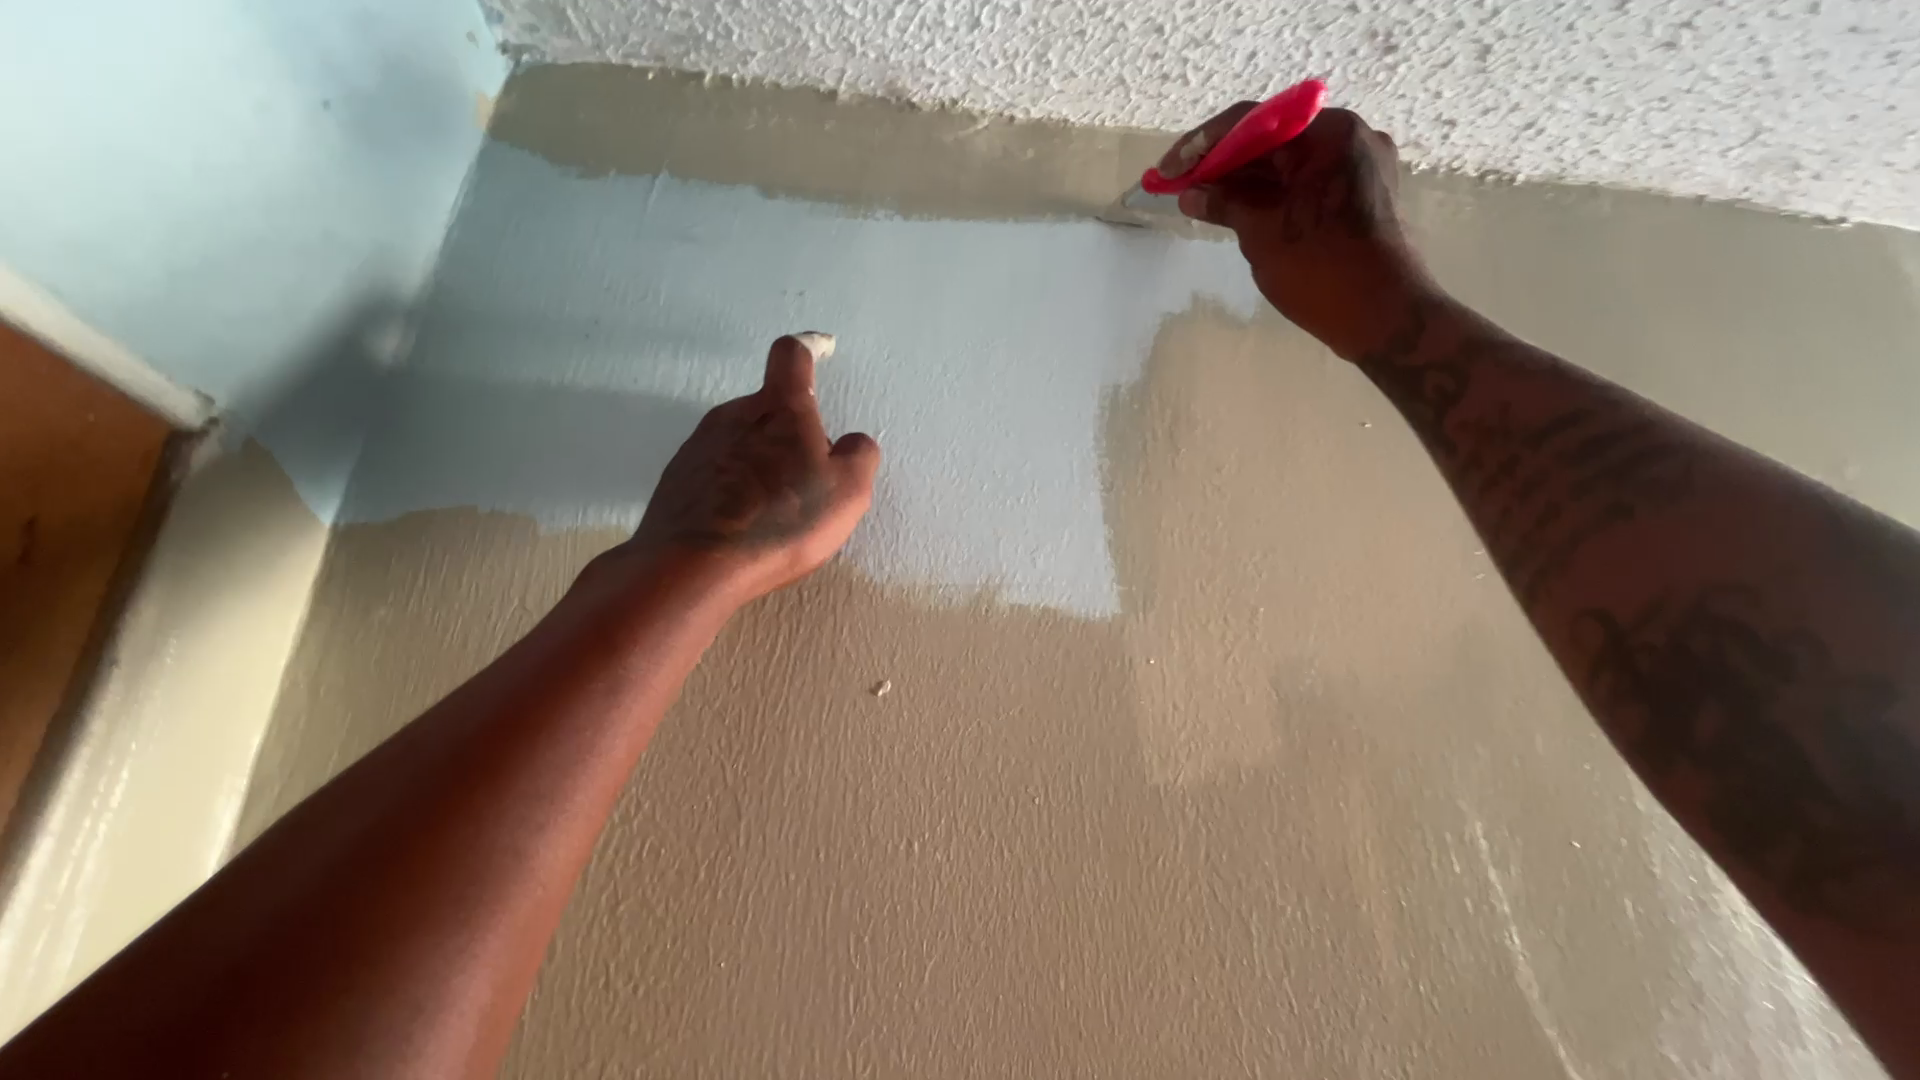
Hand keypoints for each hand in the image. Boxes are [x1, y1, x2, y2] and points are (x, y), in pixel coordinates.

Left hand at [598, 333, 880, 609]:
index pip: (793, 355)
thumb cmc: (781, 521)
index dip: (811, 347)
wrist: (694, 566)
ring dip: (762, 462)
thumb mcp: (847, 492)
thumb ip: (859, 456)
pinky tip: (743, 526)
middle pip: (768, 408)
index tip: (822, 348)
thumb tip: (851, 443)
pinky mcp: (677, 479)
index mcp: (779, 408)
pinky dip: (735, 488)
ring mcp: (699, 446)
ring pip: (741, 441)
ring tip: (775, 512)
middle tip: (809, 478)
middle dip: (792, 431)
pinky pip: (717, 472)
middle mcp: (733, 415)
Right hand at [1160, 104, 1434, 356]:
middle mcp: (1349, 138)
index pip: (1253, 122)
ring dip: (1244, 182)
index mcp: (1329, 133)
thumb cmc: (1321, 270)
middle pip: (1272, 139)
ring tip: (1201, 201)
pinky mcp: (1360, 197)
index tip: (1168, 171)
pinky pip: (1305, 184)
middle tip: (1180, 186)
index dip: (1202, 145)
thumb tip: (1192, 194)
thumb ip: (1226, 204)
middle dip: (1223, 163)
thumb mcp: (1262, 233)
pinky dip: (1271, 195)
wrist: (1383, 317)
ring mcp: (1358, 168)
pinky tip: (1239, 212)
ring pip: (1288, 165)